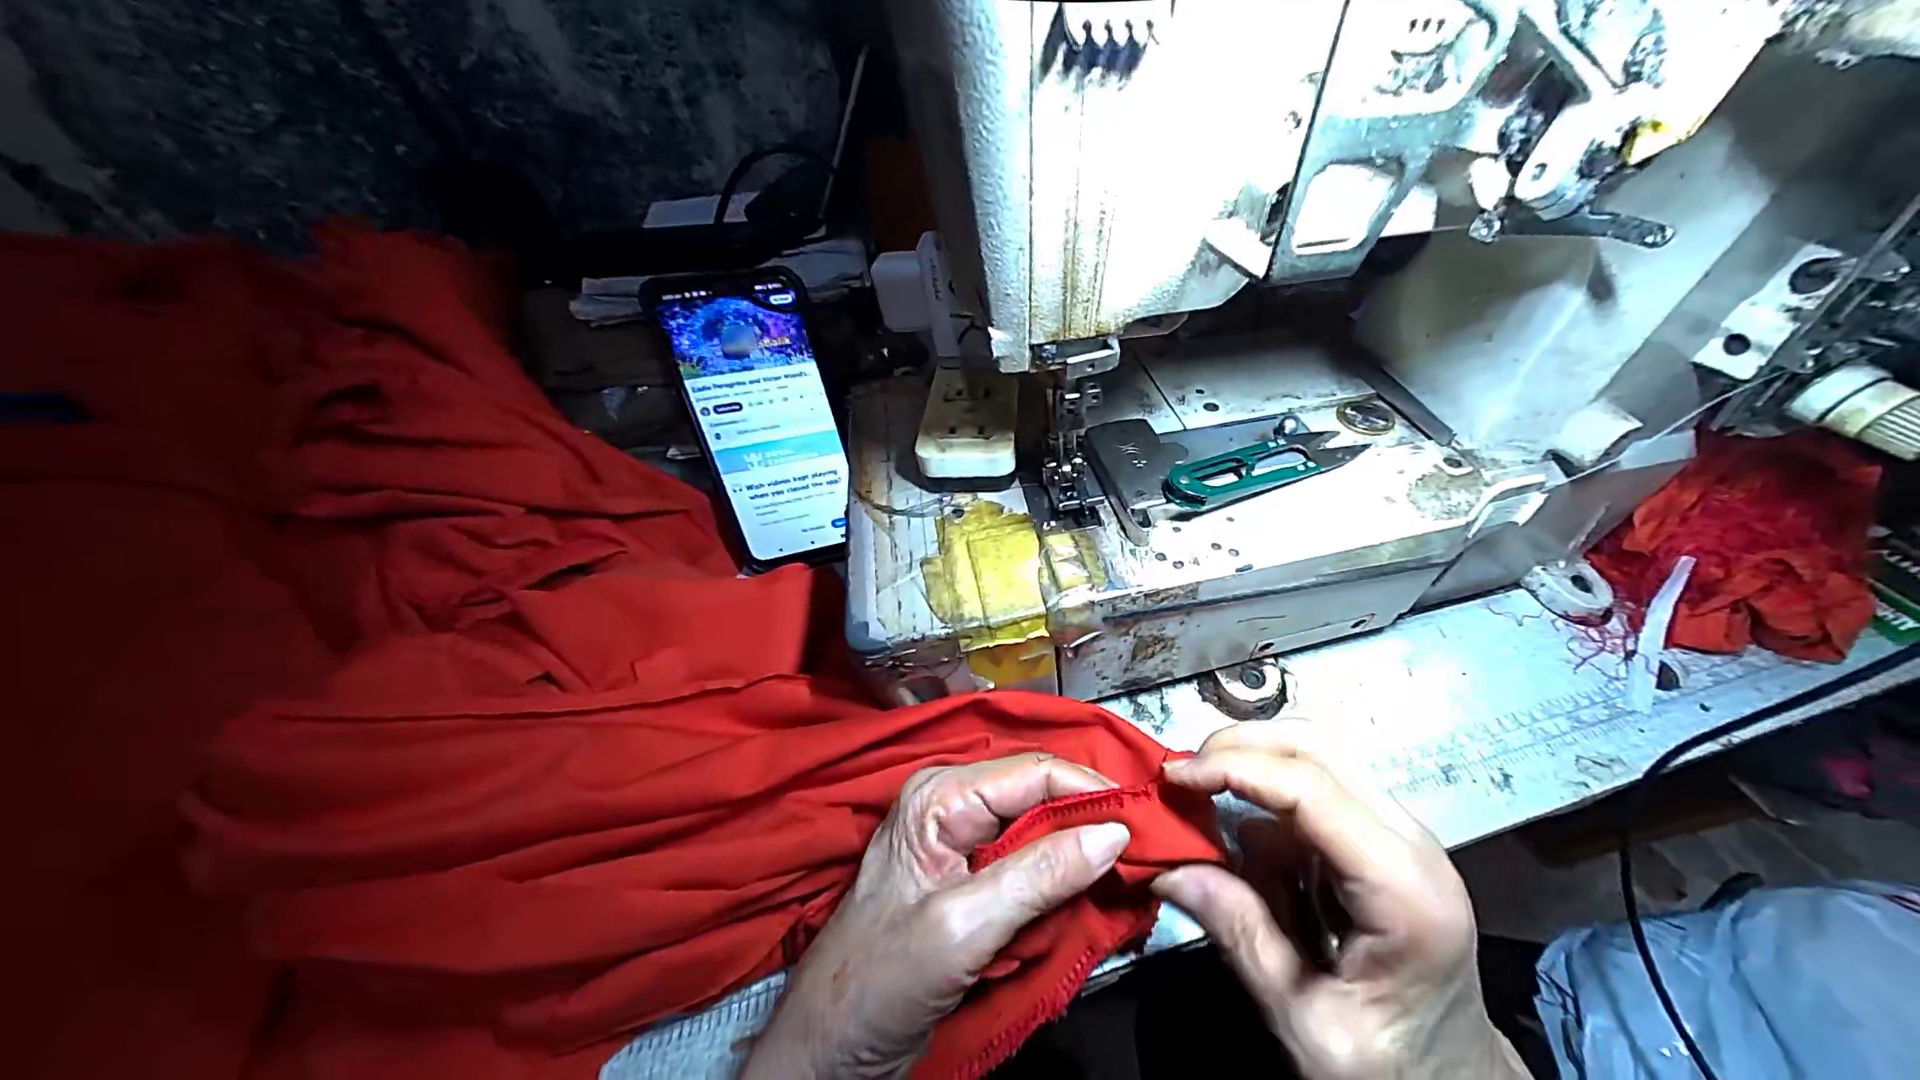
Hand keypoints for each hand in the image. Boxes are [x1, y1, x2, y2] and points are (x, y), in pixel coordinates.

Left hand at [741, 753, 1131, 1078]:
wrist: (834, 1038)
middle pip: (1038, 791)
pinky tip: (1091, 883)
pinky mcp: (969, 870)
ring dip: (1080, 844)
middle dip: (1090, 816)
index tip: (1143, 822)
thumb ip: (1039, 876)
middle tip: (1144, 846)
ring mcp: (959, 835)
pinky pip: (1027, 854)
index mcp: (939, 794)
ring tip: (1128, 866)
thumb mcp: (964, 925)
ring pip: (1038, 822)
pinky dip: (1061, 868)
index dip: (1090, 791)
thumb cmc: (881, 977)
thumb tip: (1113, 833)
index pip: (1033, 772)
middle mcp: (951, 800)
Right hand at [1152, 722, 1528, 1079]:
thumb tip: (1167, 869)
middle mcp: (1412, 843)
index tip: (1174, 779)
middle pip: (1317, 748)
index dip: (1234, 769)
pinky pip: (1313, 790)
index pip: (1310, 789)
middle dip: (1239, 748)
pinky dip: (1265, 801)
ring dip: (1250, 767)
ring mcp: (1400, 834)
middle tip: (1184, 775)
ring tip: (1202, 803)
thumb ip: (1238, 935)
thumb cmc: (1392, 1067)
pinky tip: (1244, 848)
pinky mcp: (1381, 836)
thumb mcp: (1305, 1021)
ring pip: (1315, 755)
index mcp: (1404, 891)